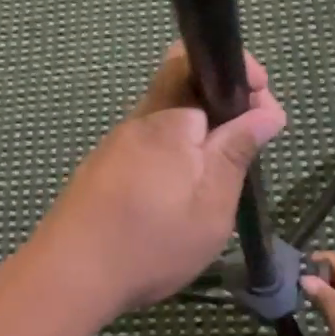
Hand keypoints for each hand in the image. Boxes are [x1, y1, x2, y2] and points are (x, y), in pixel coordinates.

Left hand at [14, 40, 286, 324]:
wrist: (68, 276)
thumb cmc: (150, 241)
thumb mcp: (210, 204)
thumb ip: (236, 152)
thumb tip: (266, 110)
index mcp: (168, 118)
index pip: (196, 60)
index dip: (236, 72)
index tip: (263, 105)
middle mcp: (139, 121)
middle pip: (183, 87)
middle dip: (222, 106)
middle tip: (248, 145)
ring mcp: (116, 144)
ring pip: (167, 121)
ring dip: (199, 136)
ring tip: (220, 177)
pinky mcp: (103, 169)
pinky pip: (149, 146)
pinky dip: (174, 156)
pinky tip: (180, 194)